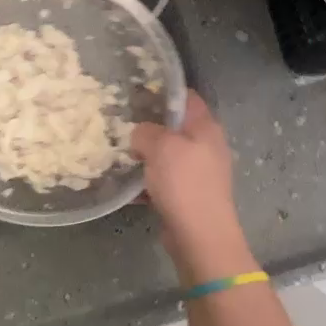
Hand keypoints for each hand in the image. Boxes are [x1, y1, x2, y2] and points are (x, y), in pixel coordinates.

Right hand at [130, 92, 258, 283]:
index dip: (162, 90)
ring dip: (145, 154)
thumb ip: (146, 131)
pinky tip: (128, 185)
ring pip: (167, 154)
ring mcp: (200, 171)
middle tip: (120, 123)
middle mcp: (207, 145)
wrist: (200, 235)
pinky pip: (164, 179)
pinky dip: (148, 180)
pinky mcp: (189, 193)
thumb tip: (139, 133)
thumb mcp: (160, 146)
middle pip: (175, 126)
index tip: (134, 91)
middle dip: (148, 125)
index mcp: (206, 127)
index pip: (186, 97)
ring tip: (119, 152)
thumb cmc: (184, 183)